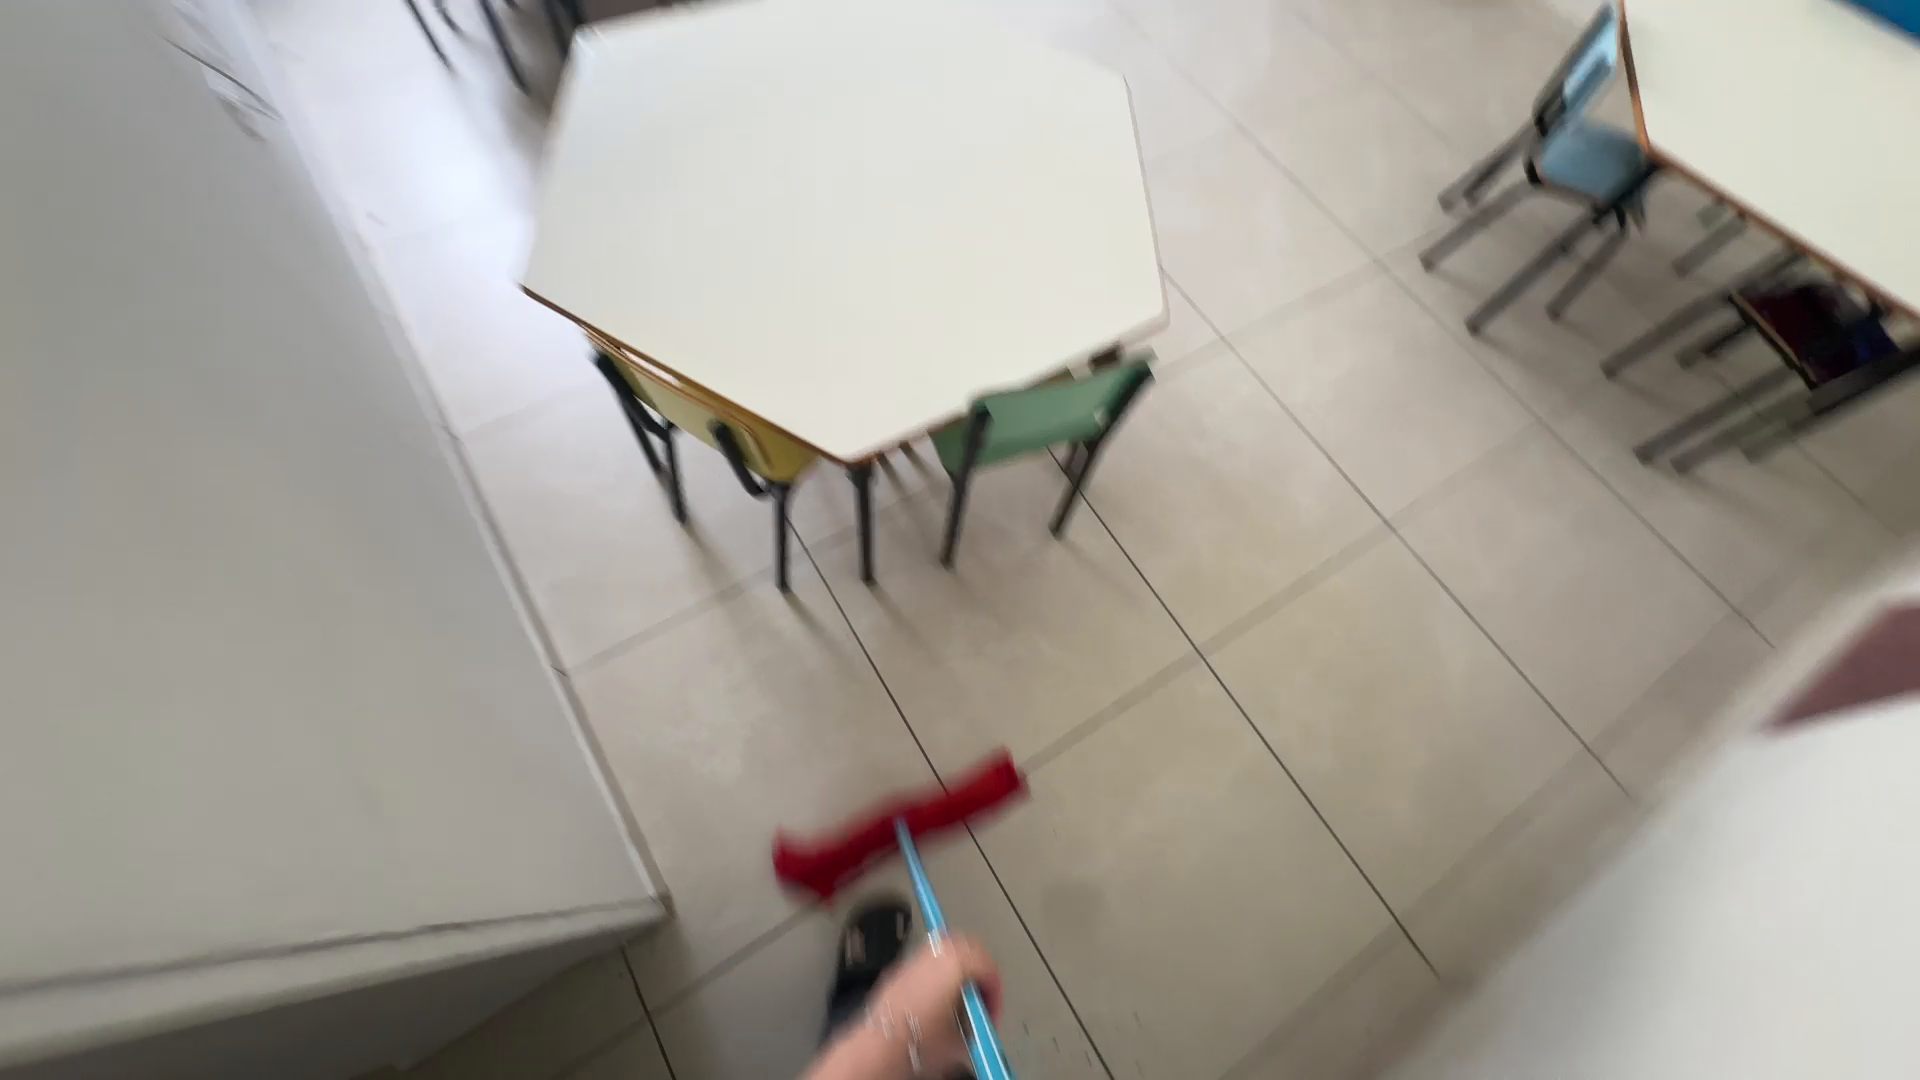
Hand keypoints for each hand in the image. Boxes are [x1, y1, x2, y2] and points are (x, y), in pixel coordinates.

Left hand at [863, 933, 1001, 1076]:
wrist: (879, 1045)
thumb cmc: (918, 1040)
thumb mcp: (959, 1039)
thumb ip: (975, 1025)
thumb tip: (977, 1027)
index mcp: (955, 961)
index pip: (986, 963)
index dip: (995, 987)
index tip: (993, 1007)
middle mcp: (936, 951)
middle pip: (967, 945)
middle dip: (979, 968)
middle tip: (981, 993)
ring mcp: (916, 956)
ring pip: (946, 947)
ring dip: (959, 965)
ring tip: (961, 993)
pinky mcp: (900, 967)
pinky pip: (927, 959)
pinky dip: (939, 969)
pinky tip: (938, 995)